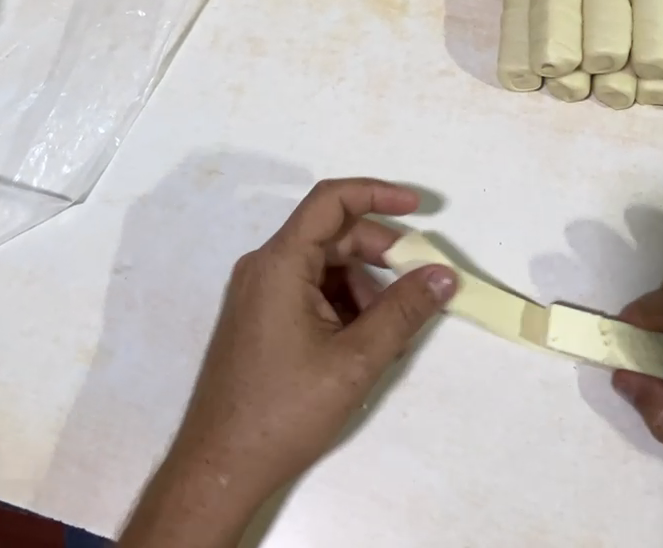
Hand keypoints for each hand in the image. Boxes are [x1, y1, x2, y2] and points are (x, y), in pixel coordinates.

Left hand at [119, 178, 455, 547]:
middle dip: (380, 255)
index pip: (331, 200)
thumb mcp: (355, 361)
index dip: (378, 193)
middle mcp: (265, 266)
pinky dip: (342, 305)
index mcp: (281, 262)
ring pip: (324, 267)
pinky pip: (309, 290)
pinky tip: (361, 345)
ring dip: (363, 288)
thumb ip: (404, 312)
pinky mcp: (259, 317)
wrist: (218, 469)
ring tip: (389, 335)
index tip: (419, 207)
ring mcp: (258, 292)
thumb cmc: (284, 411)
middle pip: (332, 236)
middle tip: (419, 285)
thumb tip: (444, 275)